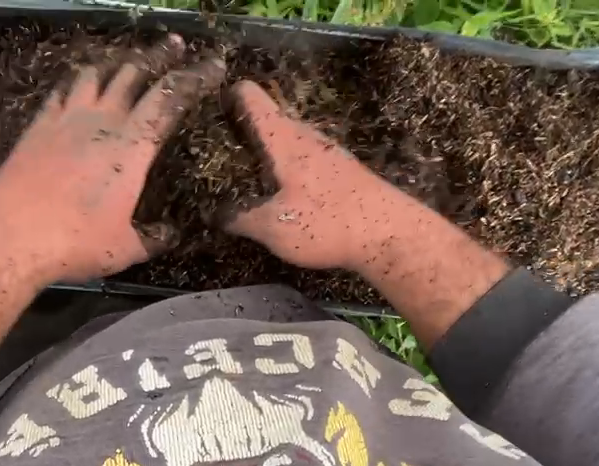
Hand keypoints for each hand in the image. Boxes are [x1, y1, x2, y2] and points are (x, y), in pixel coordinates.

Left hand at [0, 38, 226, 348]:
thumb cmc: (76, 244)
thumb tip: (171, 233)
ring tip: (127, 63)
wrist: (13, 236)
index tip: (214, 66)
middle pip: (134, 73)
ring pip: (96, 75)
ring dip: (116, 65)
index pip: (170, 97)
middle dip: (159, 57)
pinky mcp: (38, 126)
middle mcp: (102, 120)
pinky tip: (78, 84)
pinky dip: (77, 82)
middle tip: (175, 47)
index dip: (195, 77)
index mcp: (132, 146)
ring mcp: (66, 118)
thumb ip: (152, 238)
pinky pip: (61, 91)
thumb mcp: (125, 249)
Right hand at [221, 80, 507, 344]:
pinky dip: (286, 170)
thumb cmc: (325, 223)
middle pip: (269, 121)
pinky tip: (281, 196)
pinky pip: (303, 160)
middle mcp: (306, 136)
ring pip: (287, 142)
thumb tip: (217, 215)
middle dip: (244, 135)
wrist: (387, 233)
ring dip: (267, 155)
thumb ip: (241, 218)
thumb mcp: (272, 228)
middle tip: (221, 160)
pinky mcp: (340, 170)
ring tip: (246, 181)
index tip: (211, 118)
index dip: (228, 101)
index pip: (252, 99)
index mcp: (284, 139)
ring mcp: (327, 151)